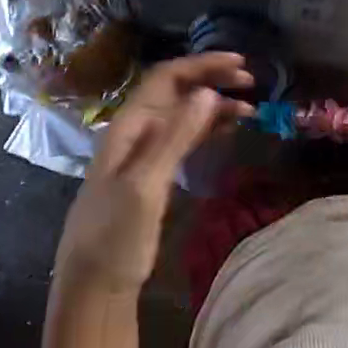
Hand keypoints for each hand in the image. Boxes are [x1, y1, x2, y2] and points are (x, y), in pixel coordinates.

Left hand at [54, 53, 254, 294]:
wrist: (95, 282)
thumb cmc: (115, 233)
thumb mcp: (146, 184)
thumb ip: (176, 137)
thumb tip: (209, 93)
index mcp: (129, 125)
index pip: (167, 77)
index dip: (203, 65)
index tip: (240, 65)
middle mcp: (137, 131)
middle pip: (177, 91)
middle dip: (213, 80)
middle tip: (252, 83)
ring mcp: (145, 152)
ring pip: (184, 115)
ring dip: (215, 106)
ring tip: (250, 109)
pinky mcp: (154, 174)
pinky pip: (184, 139)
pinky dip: (207, 129)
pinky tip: (228, 130)